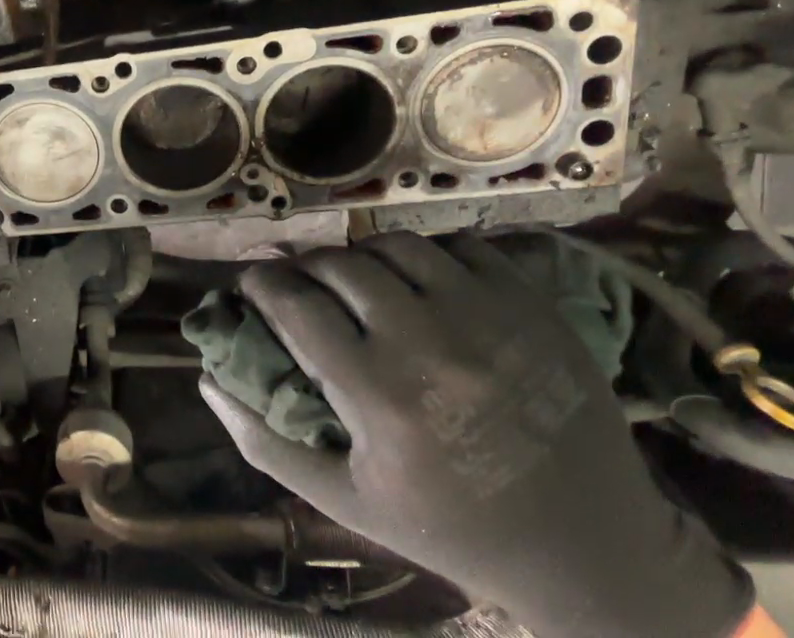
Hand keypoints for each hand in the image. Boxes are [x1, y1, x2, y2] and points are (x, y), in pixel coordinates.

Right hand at [202, 232, 753, 637]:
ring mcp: (491, 318)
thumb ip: (263, 441)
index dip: (260, 283)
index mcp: (380, 396)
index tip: (250, 283)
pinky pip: (463, 247)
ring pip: (398, 245)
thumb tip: (206, 380)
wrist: (587, 548)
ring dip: (363, 255)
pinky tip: (420, 283)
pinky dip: (428, 255)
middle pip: (341, 265)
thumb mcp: (343, 499)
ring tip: (356, 278)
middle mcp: (432, 344)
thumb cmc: (450, 528)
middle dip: (305, 266)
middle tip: (299, 281)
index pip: (295, 305)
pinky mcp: (535, 308)